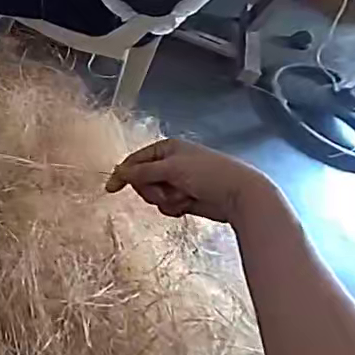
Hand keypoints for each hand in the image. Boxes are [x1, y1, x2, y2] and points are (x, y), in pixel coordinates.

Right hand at [104, 139, 282, 224]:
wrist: (243, 196)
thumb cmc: (208, 174)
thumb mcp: (171, 168)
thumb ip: (141, 171)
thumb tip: (118, 172)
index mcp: (167, 149)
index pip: (135, 160)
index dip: (123, 173)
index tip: (112, 188)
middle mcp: (170, 163)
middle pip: (142, 178)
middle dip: (150, 188)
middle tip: (162, 192)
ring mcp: (178, 181)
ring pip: (153, 192)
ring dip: (164, 198)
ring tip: (182, 198)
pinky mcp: (186, 197)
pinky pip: (166, 203)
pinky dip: (173, 206)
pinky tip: (187, 205)